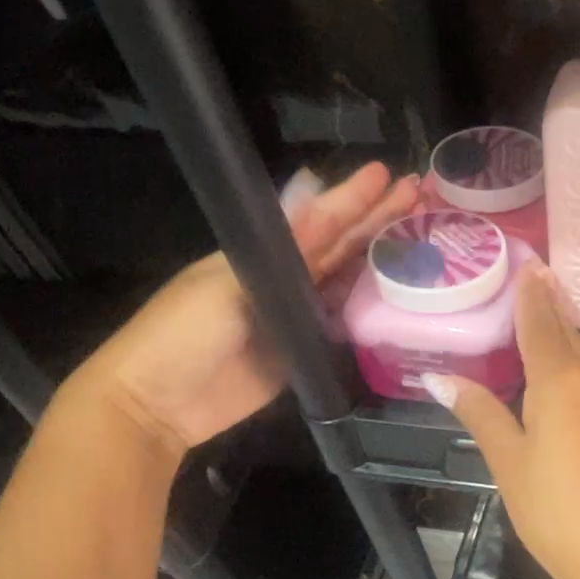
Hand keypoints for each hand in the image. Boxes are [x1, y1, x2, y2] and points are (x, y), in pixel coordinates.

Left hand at [71, 161, 417, 455]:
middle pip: (341, 245)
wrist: (156, 403)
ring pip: (349, 280)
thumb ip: (279, 251)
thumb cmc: (182, 334)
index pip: (319, 222)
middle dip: (378, 219)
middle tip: (419, 194)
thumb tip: (316, 202)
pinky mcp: (306, 354)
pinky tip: (403, 294)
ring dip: (382, 258)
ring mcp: (297, 317)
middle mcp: (286, 279)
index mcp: (262, 254)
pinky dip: (371, 307)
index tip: (387, 175)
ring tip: (423, 237)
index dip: (353, 199)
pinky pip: (346, 324)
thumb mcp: (228, 284)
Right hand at [430, 263, 579, 578]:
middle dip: (552, 311)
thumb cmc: (558, 512)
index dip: (531, 294)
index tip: (528, 266)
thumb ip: (480, 412)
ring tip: (551, 340)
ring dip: (573, 345)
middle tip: (535, 289)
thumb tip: (439, 378)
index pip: (540, 322)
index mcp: (560, 378)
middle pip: (571, 334)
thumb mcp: (509, 463)